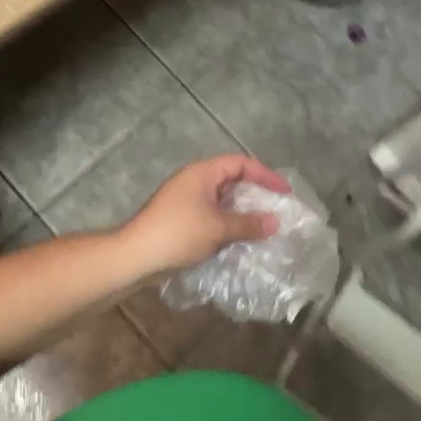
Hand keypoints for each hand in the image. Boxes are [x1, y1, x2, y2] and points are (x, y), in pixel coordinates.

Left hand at [119, 154, 290, 275]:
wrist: (135, 256)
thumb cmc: (178, 233)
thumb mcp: (218, 228)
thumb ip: (248, 224)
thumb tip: (274, 222)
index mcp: (202, 173)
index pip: (240, 163)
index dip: (265, 174)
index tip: (284, 191)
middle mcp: (193, 180)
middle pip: (230, 179)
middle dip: (254, 193)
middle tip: (275, 207)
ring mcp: (184, 199)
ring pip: (220, 199)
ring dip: (240, 211)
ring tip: (261, 225)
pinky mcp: (179, 218)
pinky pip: (210, 214)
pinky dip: (226, 222)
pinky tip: (237, 238)